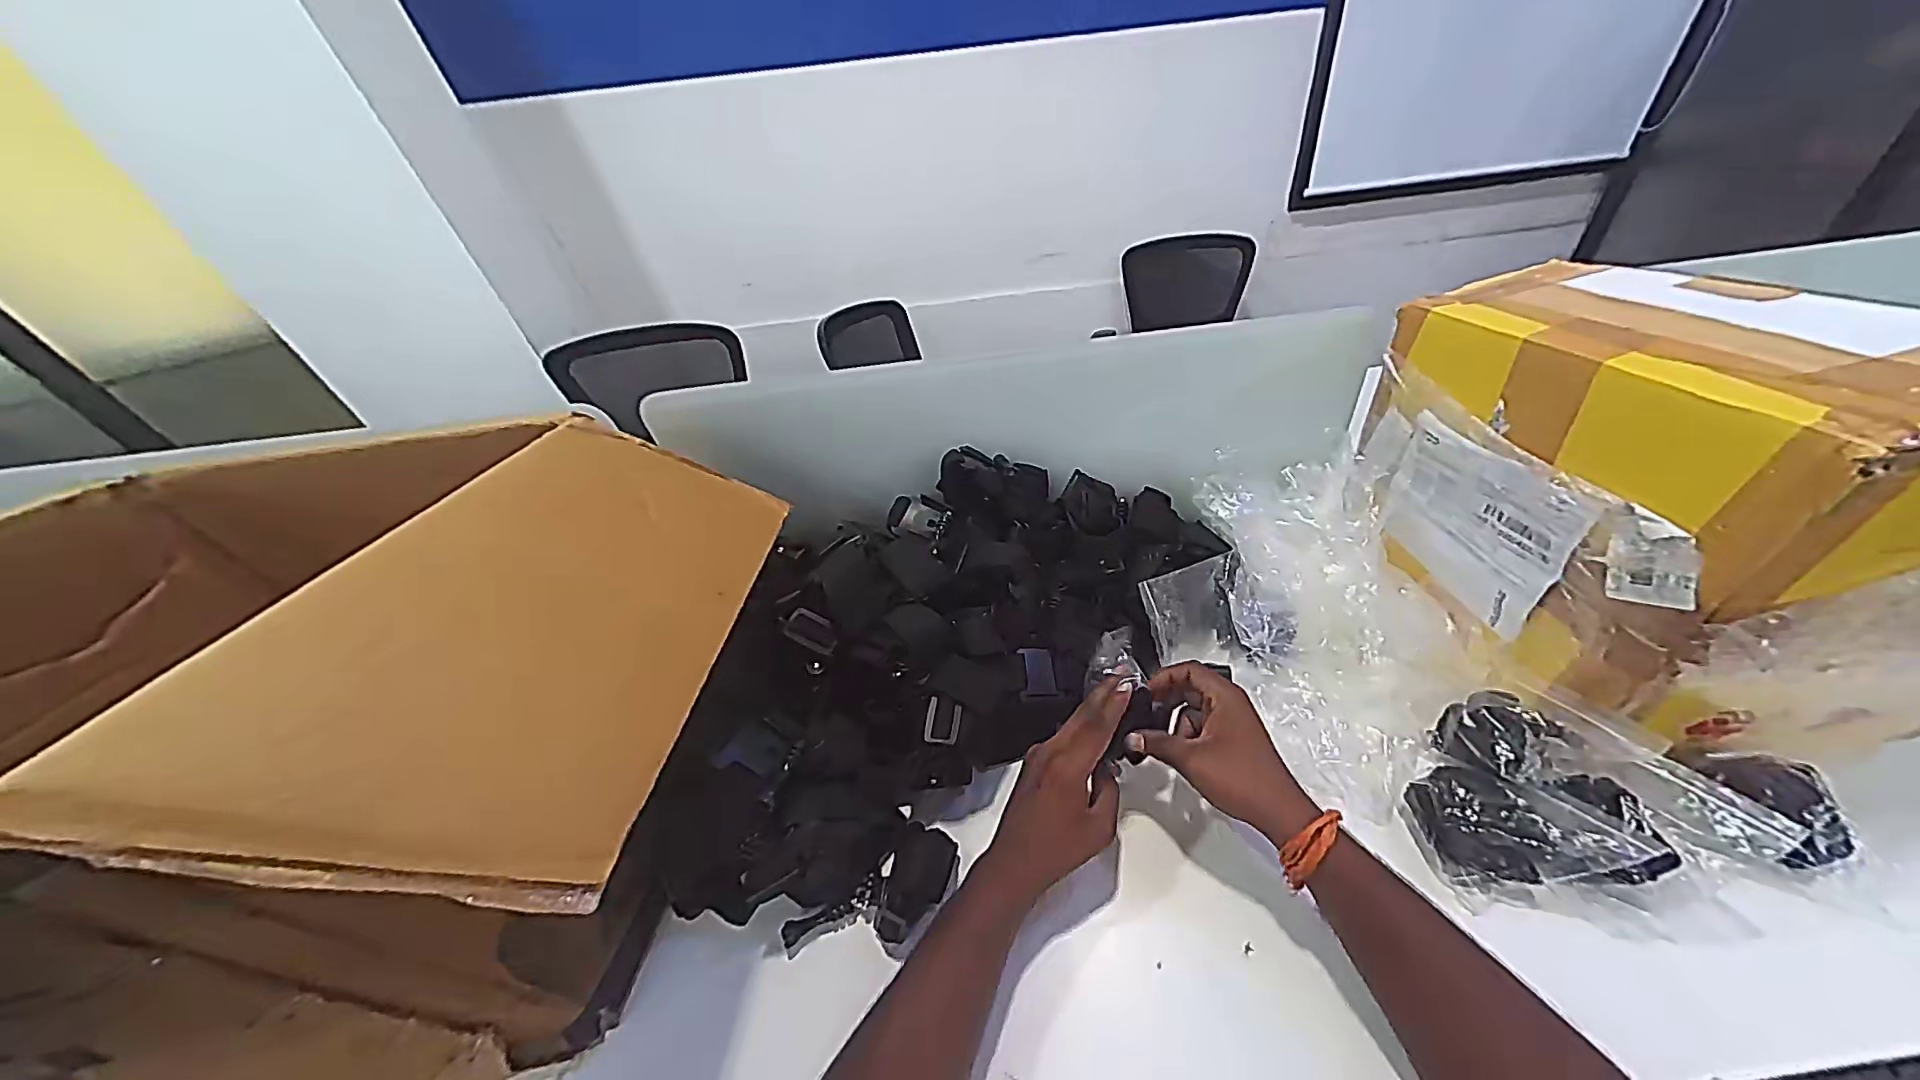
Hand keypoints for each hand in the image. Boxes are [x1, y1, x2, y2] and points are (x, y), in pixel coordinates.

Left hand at [971, 678, 1129, 908]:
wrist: (1014, 862)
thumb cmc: (1052, 850)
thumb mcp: (1099, 827)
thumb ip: (1109, 790)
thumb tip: (1108, 771)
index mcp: (1067, 767)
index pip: (1097, 726)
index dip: (1115, 703)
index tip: (1128, 685)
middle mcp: (1049, 754)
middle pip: (1081, 716)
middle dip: (1104, 694)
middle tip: (1121, 677)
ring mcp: (1037, 757)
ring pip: (1070, 725)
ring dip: (1092, 709)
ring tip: (1111, 696)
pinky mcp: (1032, 764)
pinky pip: (1061, 738)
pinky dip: (1079, 728)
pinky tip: (1090, 729)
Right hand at [1130, 662, 1318, 841]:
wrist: (1276, 810)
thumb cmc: (1247, 780)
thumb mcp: (1190, 758)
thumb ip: (1157, 743)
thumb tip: (1135, 737)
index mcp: (1225, 697)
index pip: (1189, 670)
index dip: (1164, 678)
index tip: (1147, 691)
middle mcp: (1231, 704)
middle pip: (1190, 688)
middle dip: (1167, 702)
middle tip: (1148, 714)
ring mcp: (1233, 721)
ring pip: (1194, 710)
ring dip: (1177, 723)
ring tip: (1164, 741)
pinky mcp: (1233, 739)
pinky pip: (1203, 727)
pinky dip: (1188, 736)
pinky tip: (1179, 753)